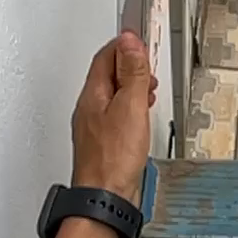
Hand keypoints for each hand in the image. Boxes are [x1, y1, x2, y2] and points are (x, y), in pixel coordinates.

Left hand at [70, 31, 156, 202]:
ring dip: (131, 86)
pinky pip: (115, 114)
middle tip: (146, 63)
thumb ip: (132, 74)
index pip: (104, 57)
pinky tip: (140, 115)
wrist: (106, 197)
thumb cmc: (113, 158)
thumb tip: (130, 43)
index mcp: (92, 95)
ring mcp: (95, 126)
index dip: (123, 44)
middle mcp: (89, 109)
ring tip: (148, 87)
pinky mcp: (104, 143)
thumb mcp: (131, 107)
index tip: (139, 40)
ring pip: (112, 95)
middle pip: (106, 74)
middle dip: (128, 64)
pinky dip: (130, 107)